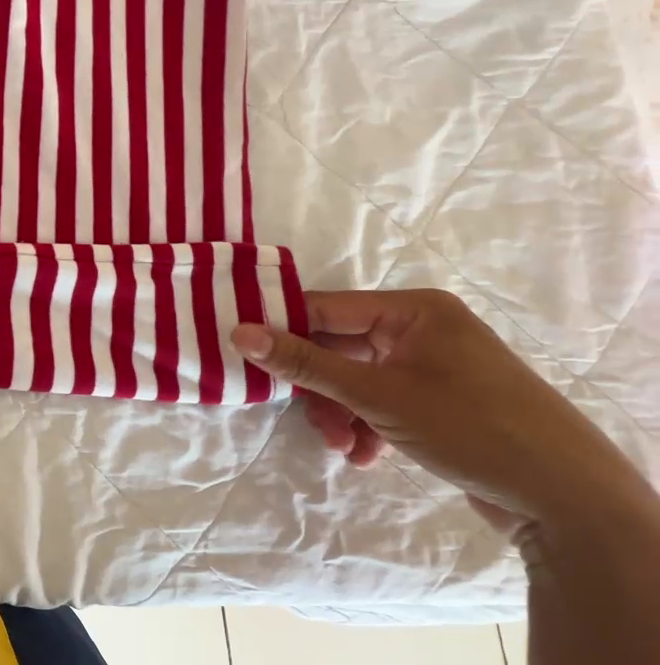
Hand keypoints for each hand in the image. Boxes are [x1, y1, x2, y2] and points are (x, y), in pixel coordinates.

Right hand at [232, 289, 645, 530]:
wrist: (575, 503)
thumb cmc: (473, 429)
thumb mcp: (376, 395)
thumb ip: (304, 363)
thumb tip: (237, 331)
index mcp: (414, 310)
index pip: (323, 308)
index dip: (282, 332)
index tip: (245, 357)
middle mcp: (424, 328)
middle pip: (338, 346)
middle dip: (318, 388)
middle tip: (309, 421)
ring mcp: (437, 363)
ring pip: (357, 377)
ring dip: (340, 412)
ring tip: (342, 446)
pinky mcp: (444, 398)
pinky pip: (383, 398)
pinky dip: (367, 424)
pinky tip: (367, 454)